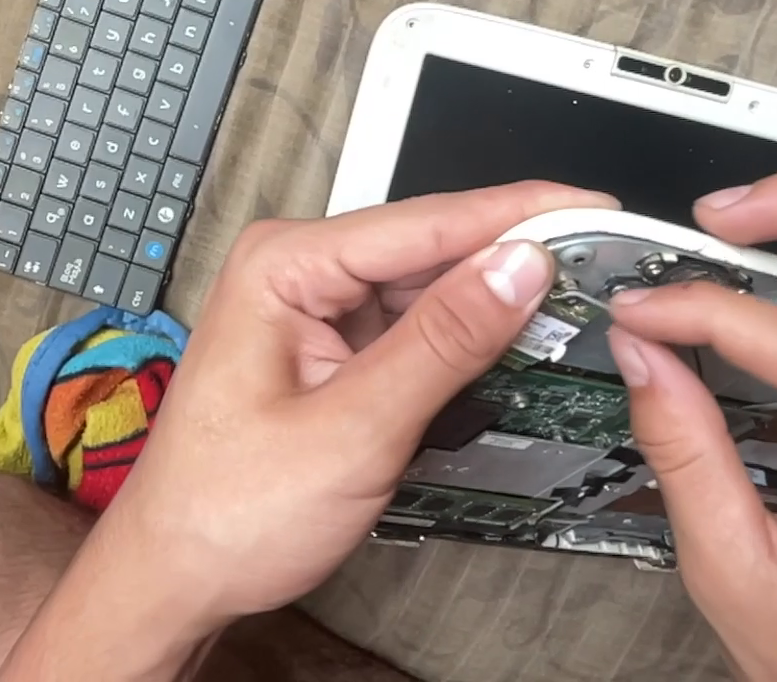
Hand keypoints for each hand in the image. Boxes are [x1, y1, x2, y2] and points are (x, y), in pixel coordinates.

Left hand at [0, 181, 616, 678]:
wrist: (177, 568)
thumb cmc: (230, 507)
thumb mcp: (352, 427)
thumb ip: (441, 342)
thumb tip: (516, 268)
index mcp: (283, 264)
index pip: (419, 221)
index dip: (513, 213)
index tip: (588, 208)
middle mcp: (294, 267)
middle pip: (423, 245)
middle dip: (509, 252)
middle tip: (599, 256)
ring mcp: (310, 302)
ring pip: (421, 283)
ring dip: (489, 293)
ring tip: (570, 296)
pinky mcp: (325, 337)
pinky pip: (404, 319)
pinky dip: (457, 330)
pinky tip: (505, 332)